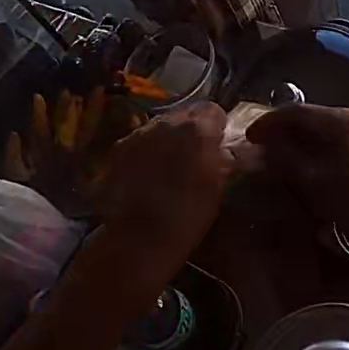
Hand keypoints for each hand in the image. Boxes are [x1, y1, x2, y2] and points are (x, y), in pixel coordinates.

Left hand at [95, 103, 229, 267]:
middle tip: (194, 158)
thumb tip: (230, 151)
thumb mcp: (217, 189)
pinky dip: (145, 152)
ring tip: (167, 169)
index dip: (217, 126)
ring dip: (167, 141)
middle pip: (185, 115)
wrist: (137, 239)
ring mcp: (139, 133)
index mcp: (197, 128)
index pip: (214, 110)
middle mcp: (166, 122)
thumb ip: (226, 162)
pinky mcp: (117, 148)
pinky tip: (145, 177)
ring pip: (160, 127)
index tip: (218, 144)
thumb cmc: (187, 215)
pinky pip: (139, 141)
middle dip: (191, 132)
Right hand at [246, 105, 348, 253]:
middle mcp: (348, 122)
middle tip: (254, 158)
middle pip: (303, 123)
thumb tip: (258, 144)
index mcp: (337, 120)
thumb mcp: (315, 181)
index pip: (292, 111)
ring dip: (292, 153)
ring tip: (272, 172)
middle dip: (277, 138)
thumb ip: (284, 158)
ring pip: (314, 140)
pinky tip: (300, 183)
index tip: (244, 141)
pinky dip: (309, 164)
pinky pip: (327, 154)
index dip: (265, 124)